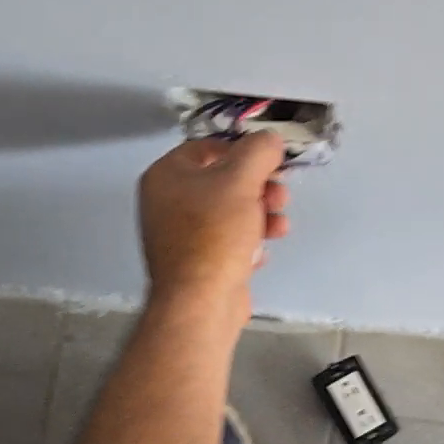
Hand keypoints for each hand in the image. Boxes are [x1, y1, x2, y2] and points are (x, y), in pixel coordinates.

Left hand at [136, 132, 290, 317]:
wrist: (201, 302)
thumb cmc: (213, 236)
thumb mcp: (242, 180)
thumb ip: (259, 151)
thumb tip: (270, 140)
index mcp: (165, 177)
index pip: (206, 148)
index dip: (242, 151)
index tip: (269, 160)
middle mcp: (166, 205)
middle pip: (221, 183)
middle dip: (258, 188)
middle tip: (279, 195)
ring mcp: (181, 237)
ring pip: (229, 214)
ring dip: (260, 215)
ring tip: (279, 226)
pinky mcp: (197, 265)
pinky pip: (227, 244)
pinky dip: (248, 243)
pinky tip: (262, 252)